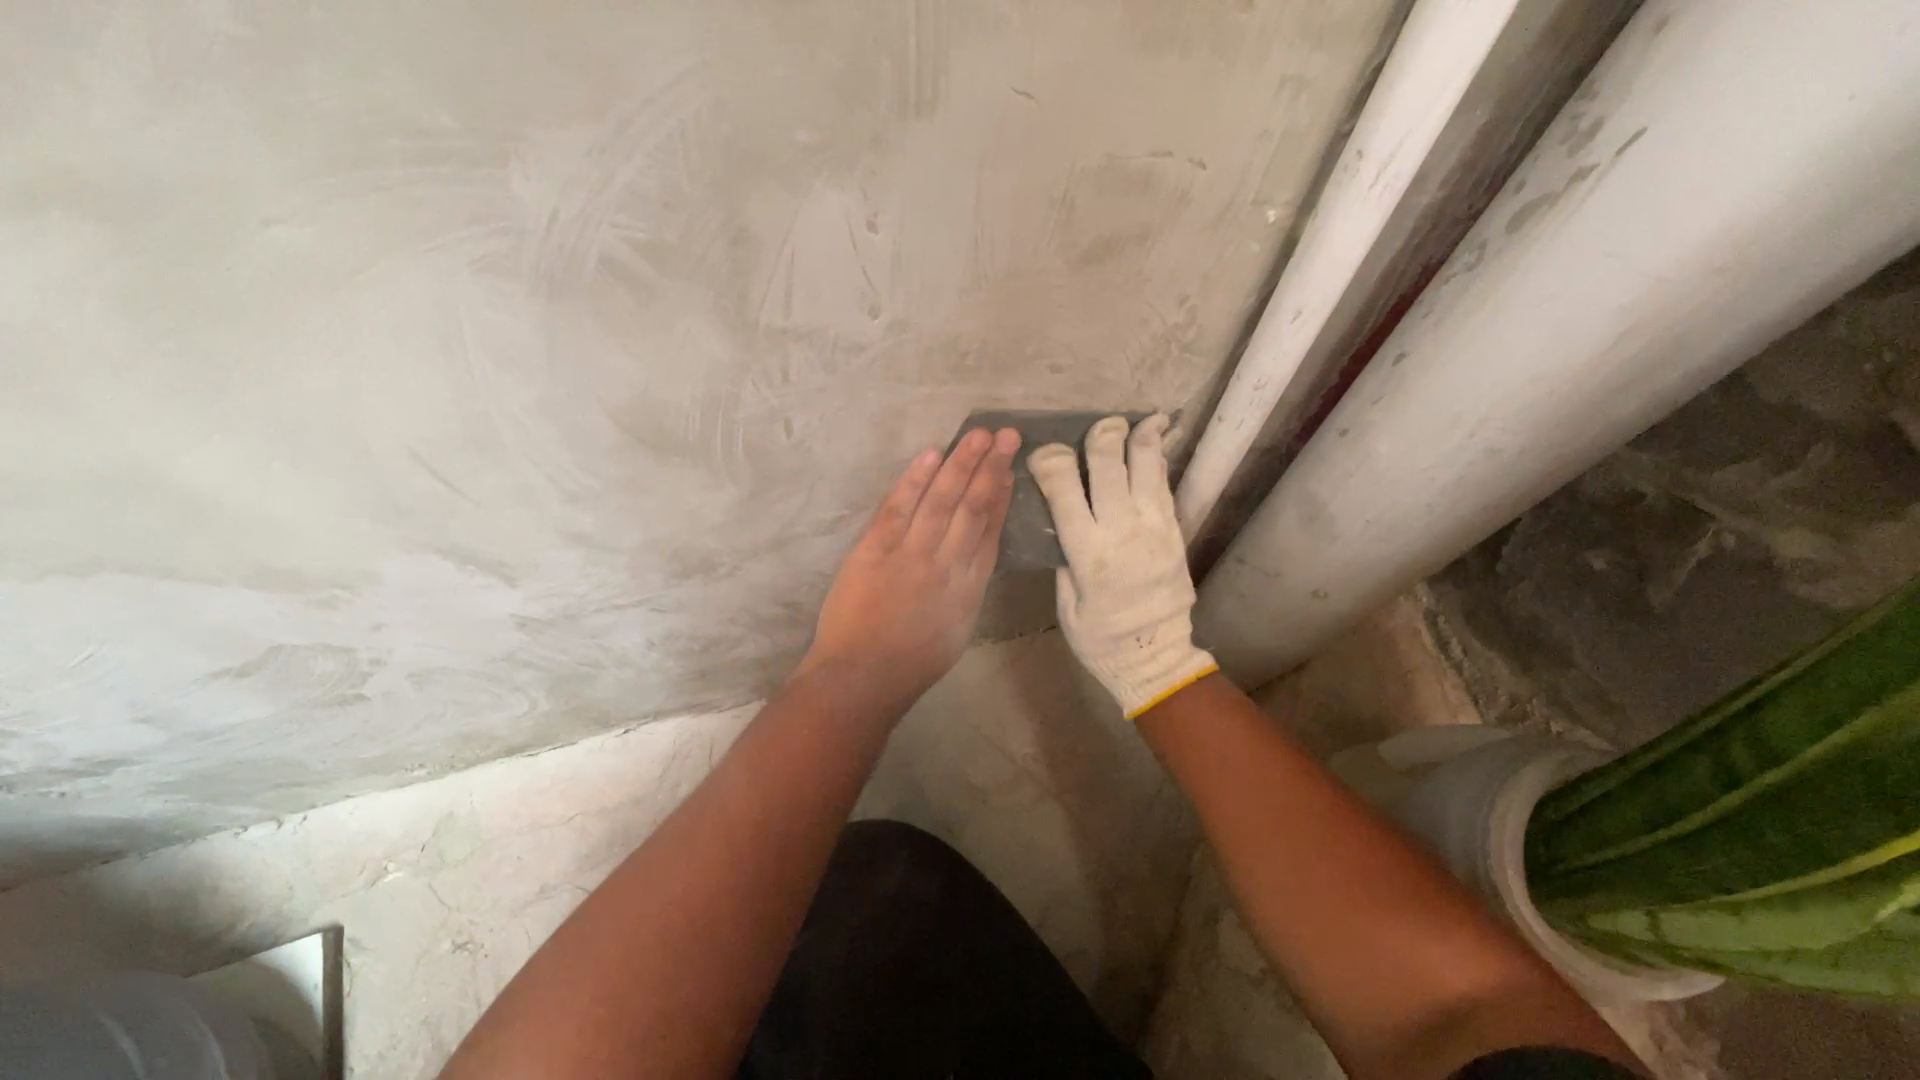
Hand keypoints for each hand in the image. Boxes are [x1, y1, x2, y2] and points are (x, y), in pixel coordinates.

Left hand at [798, 427, 1021, 705]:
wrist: (862, 678)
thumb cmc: (909, 666)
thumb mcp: (954, 632)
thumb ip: (964, 593)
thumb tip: (969, 563)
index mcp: (968, 589)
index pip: (989, 533)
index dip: (1001, 498)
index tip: (1009, 471)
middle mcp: (946, 564)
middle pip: (973, 507)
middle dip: (991, 469)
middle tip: (1007, 435)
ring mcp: (911, 554)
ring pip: (943, 500)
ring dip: (962, 463)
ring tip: (978, 434)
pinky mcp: (876, 549)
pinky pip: (900, 507)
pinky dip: (916, 479)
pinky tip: (932, 454)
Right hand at [1028, 415, 1216, 717]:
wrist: (1155, 657)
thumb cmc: (1100, 638)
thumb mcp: (1067, 603)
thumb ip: (1065, 557)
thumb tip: (1063, 519)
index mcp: (1087, 552)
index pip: (1065, 491)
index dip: (1052, 462)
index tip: (1044, 450)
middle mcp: (1122, 531)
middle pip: (1110, 468)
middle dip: (1101, 438)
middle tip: (1098, 425)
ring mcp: (1154, 528)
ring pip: (1146, 468)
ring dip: (1139, 438)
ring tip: (1136, 421)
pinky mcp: (1174, 532)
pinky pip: (1164, 486)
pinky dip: (1158, 461)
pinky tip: (1155, 442)